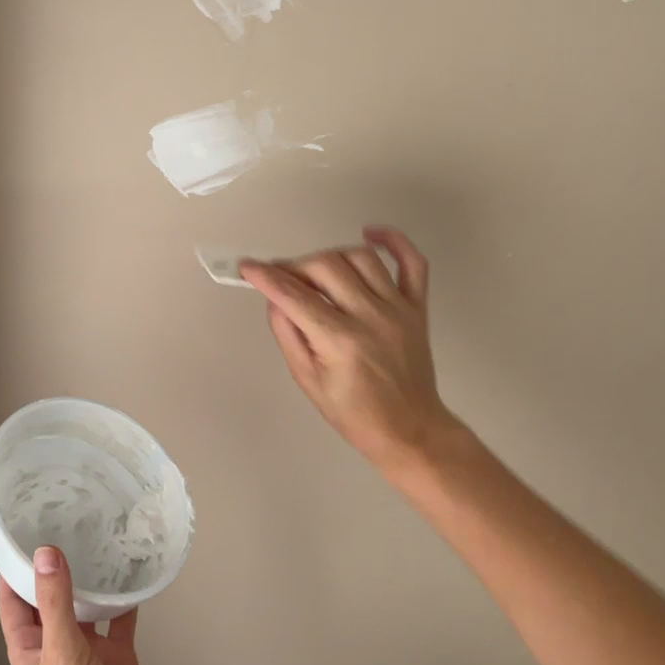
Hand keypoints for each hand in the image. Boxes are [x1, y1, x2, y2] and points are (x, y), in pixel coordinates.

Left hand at [0, 546, 156, 664]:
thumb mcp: (62, 655)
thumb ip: (54, 604)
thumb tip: (43, 552)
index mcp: (29, 652)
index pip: (12, 602)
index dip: (13, 569)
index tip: (21, 533)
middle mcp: (55, 649)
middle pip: (49, 600)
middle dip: (54, 568)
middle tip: (63, 526)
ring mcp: (86, 655)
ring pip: (84, 608)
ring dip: (89, 581)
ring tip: (95, 542)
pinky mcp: (116, 660)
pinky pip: (118, 622)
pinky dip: (123, 600)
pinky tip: (129, 576)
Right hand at [240, 226, 461, 476]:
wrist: (411, 430)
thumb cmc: (355, 413)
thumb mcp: (307, 380)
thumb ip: (288, 333)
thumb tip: (274, 297)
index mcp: (340, 341)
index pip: (294, 295)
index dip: (265, 276)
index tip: (246, 267)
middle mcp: (371, 317)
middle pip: (324, 266)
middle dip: (293, 266)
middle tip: (280, 278)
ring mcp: (398, 309)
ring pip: (360, 257)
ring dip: (329, 257)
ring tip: (315, 272)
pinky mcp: (417, 307)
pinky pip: (411, 262)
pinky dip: (393, 240)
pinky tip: (368, 234)